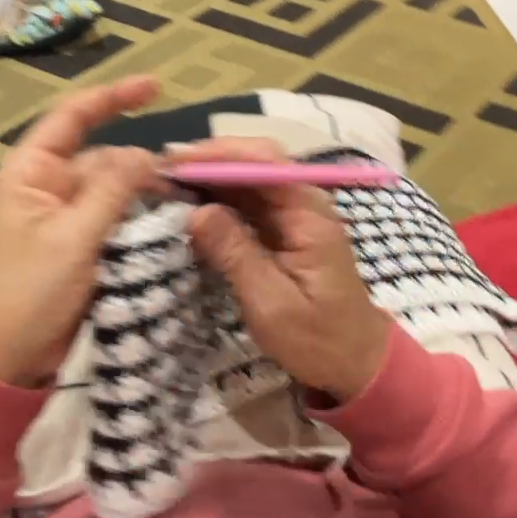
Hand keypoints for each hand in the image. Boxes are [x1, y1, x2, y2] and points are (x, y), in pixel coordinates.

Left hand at [0, 77, 161, 386]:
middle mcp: (48, 184)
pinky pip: (116, 216)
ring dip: (144, 191)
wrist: (9, 361)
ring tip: (184, 198)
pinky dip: (139, 216)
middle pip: (102, 155)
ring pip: (114, 187)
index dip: (113, 96)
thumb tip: (146, 151)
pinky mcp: (81, 243)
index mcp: (31, 171)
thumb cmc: (29, 293)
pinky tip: (170, 219)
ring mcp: (65, 215)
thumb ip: (111, 190)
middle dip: (140, 162)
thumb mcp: (72, 238)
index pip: (72, 117)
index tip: (156, 86)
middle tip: (186, 176)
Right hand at [174, 139, 391, 403]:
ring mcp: (292, 214)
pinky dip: (218, 198)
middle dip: (209, 161)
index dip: (220, 156)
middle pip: (254, 162)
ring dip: (209, 177)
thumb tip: (197, 212)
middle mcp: (303, 202)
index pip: (264, 162)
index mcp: (309, 213)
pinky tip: (189, 203)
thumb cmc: (317, 338)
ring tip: (166, 181)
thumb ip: (236, 254)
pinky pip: (247, 201)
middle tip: (162, 169)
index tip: (178, 162)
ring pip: (247, 179)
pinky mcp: (281, 228)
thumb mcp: (271, 303)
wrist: (353, 361)